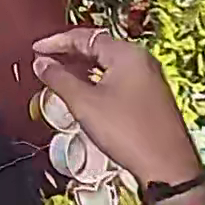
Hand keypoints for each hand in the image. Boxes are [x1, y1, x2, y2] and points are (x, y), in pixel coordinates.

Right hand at [32, 29, 202, 187]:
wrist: (168, 167)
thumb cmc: (126, 131)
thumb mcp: (85, 103)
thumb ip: (59, 79)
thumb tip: (41, 63)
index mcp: (126, 54)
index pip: (85, 37)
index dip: (57, 42)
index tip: (36, 49)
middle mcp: (140, 59)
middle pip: (98, 47)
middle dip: (69, 53)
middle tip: (44, 61)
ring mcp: (147, 77)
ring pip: (107, 63)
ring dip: (81, 67)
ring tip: (57, 75)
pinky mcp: (150, 95)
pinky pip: (117, 76)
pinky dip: (96, 79)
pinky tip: (82, 91)